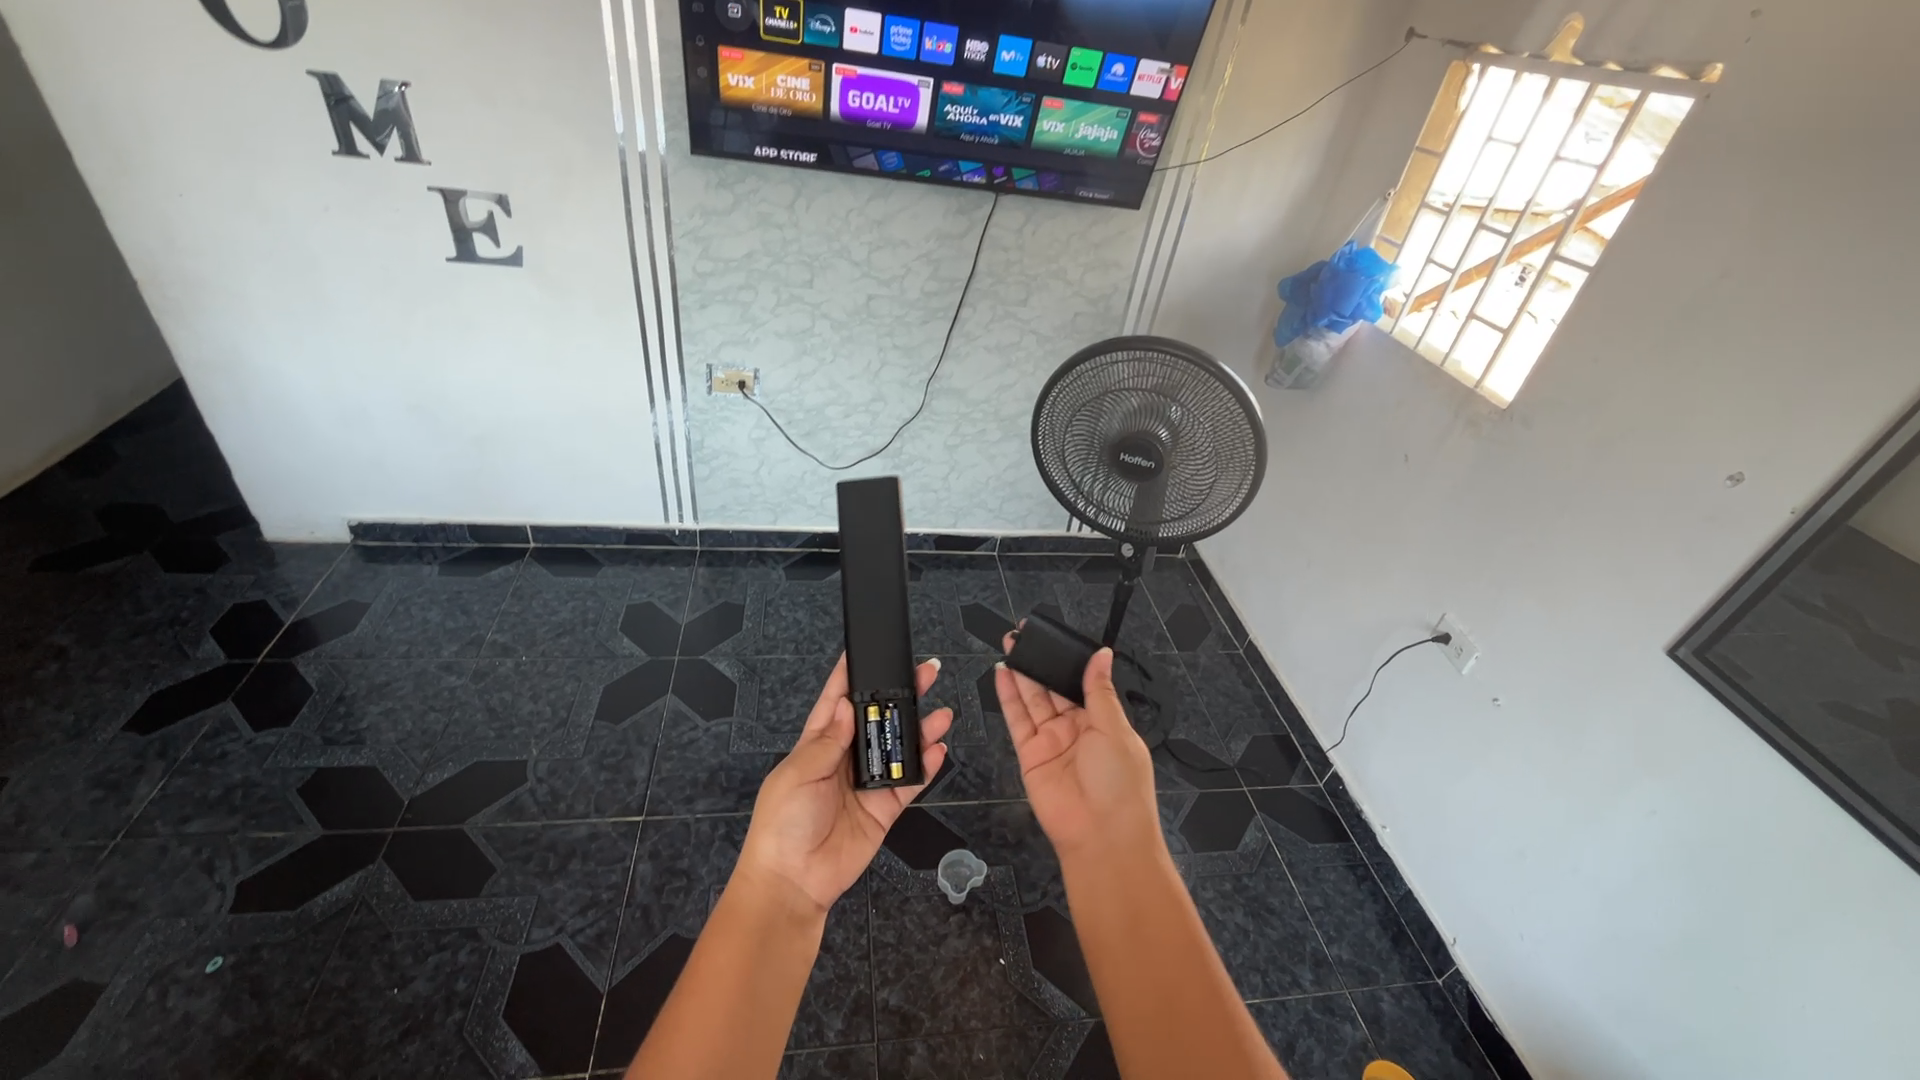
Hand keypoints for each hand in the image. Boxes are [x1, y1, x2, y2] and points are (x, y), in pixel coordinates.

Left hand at [738, 654, 952, 914]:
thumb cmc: (783, 822)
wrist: (793, 881)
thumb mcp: (798, 773)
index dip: (851, 676)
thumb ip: (828, 739)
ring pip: (899, 748)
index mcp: (817, 744)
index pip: (837, 702)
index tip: (868, 650)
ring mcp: (867, 783)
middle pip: (877, 720)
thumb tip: (848, 704)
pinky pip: (910, 783)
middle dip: (900, 696)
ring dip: (920, 729)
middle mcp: (845, 758)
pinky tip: (939, 749)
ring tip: (943, 711)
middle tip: (926, 672)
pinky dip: (926, 767)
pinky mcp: (884, 808)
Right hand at [994, 637, 1159, 860]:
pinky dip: (1009, 697)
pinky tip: (1003, 673)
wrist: (1100, 835)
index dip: (1067, 660)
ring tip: (1010, 645)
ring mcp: (1051, 741)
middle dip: (1040, 663)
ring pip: (1034, 700)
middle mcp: (1076, 728)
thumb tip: (1102, 653)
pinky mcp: (1030, 754)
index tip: (1053, 635)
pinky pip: (1018, 720)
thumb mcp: (1115, 729)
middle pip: (1054, 689)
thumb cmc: (1119, 780)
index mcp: (1103, 721)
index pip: (1082, 683)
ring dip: (1022, 674)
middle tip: (1023, 634)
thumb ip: (1099, 690)